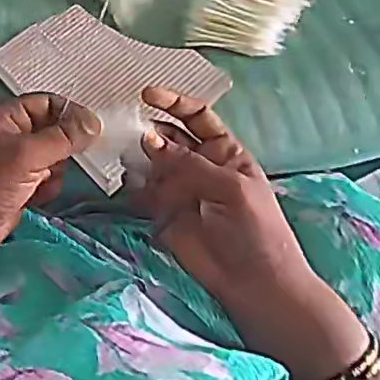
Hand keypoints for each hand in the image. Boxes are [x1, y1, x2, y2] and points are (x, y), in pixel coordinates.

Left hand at [0, 94, 100, 248]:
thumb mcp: (27, 154)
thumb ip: (62, 137)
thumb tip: (94, 123)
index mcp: (6, 117)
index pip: (45, 103)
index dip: (68, 112)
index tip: (90, 127)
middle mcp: (12, 135)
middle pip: (53, 130)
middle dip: (61, 148)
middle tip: (61, 160)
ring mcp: (16, 160)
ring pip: (55, 156)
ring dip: (55, 171)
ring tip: (43, 181)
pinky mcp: (22, 183)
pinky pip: (49, 177)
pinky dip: (49, 186)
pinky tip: (38, 196)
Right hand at [135, 85, 310, 290]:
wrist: (255, 285)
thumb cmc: (257, 231)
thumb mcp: (231, 188)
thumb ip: (190, 163)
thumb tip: (149, 139)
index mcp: (223, 151)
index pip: (197, 116)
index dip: (173, 102)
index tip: (146, 94)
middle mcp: (198, 164)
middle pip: (167, 135)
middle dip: (147, 128)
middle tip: (124, 127)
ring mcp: (178, 187)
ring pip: (149, 160)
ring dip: (135, 154)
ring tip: (122, 155)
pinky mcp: (161, 210)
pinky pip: (140, 189)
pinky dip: (129, 183)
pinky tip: (124, 181)